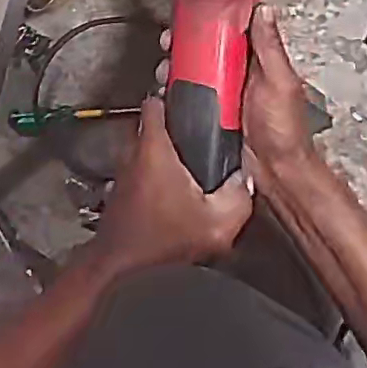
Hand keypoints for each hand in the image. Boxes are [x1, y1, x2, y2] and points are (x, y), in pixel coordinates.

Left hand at [93, 97, 250, 273]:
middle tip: (197, 134)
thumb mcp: (216, 224)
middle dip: (174, 126)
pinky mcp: (121, 190)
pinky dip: (155, 174)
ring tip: (189, 167)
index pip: (156, 102)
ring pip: (145, 148)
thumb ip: (237, 197)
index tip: (190, 96)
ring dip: (164, 152)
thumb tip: (246, 179)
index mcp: (154, 148)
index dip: (172, 95)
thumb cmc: (162, 244)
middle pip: (153, 124)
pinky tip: (173, 194)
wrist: (121, 272)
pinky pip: (140, 170)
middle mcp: (133, 153)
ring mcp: (124, 171)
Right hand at [155, 6, 320, 174]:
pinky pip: (189, 93)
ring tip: (165, 70)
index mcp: (257, 60)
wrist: (274, 172)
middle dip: (183, 42)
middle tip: (169, 41)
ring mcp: (222, 92)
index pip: (232, 29)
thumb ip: (269, 48)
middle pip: (205, 48)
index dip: (211, 17)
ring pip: (193, 69)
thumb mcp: (280, 82)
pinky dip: (176, 88)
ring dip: (176, 66)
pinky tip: (165, 89)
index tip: (192, 10)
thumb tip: (263, 9)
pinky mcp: (210, 111)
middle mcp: (238, 73)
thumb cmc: (284, 130)